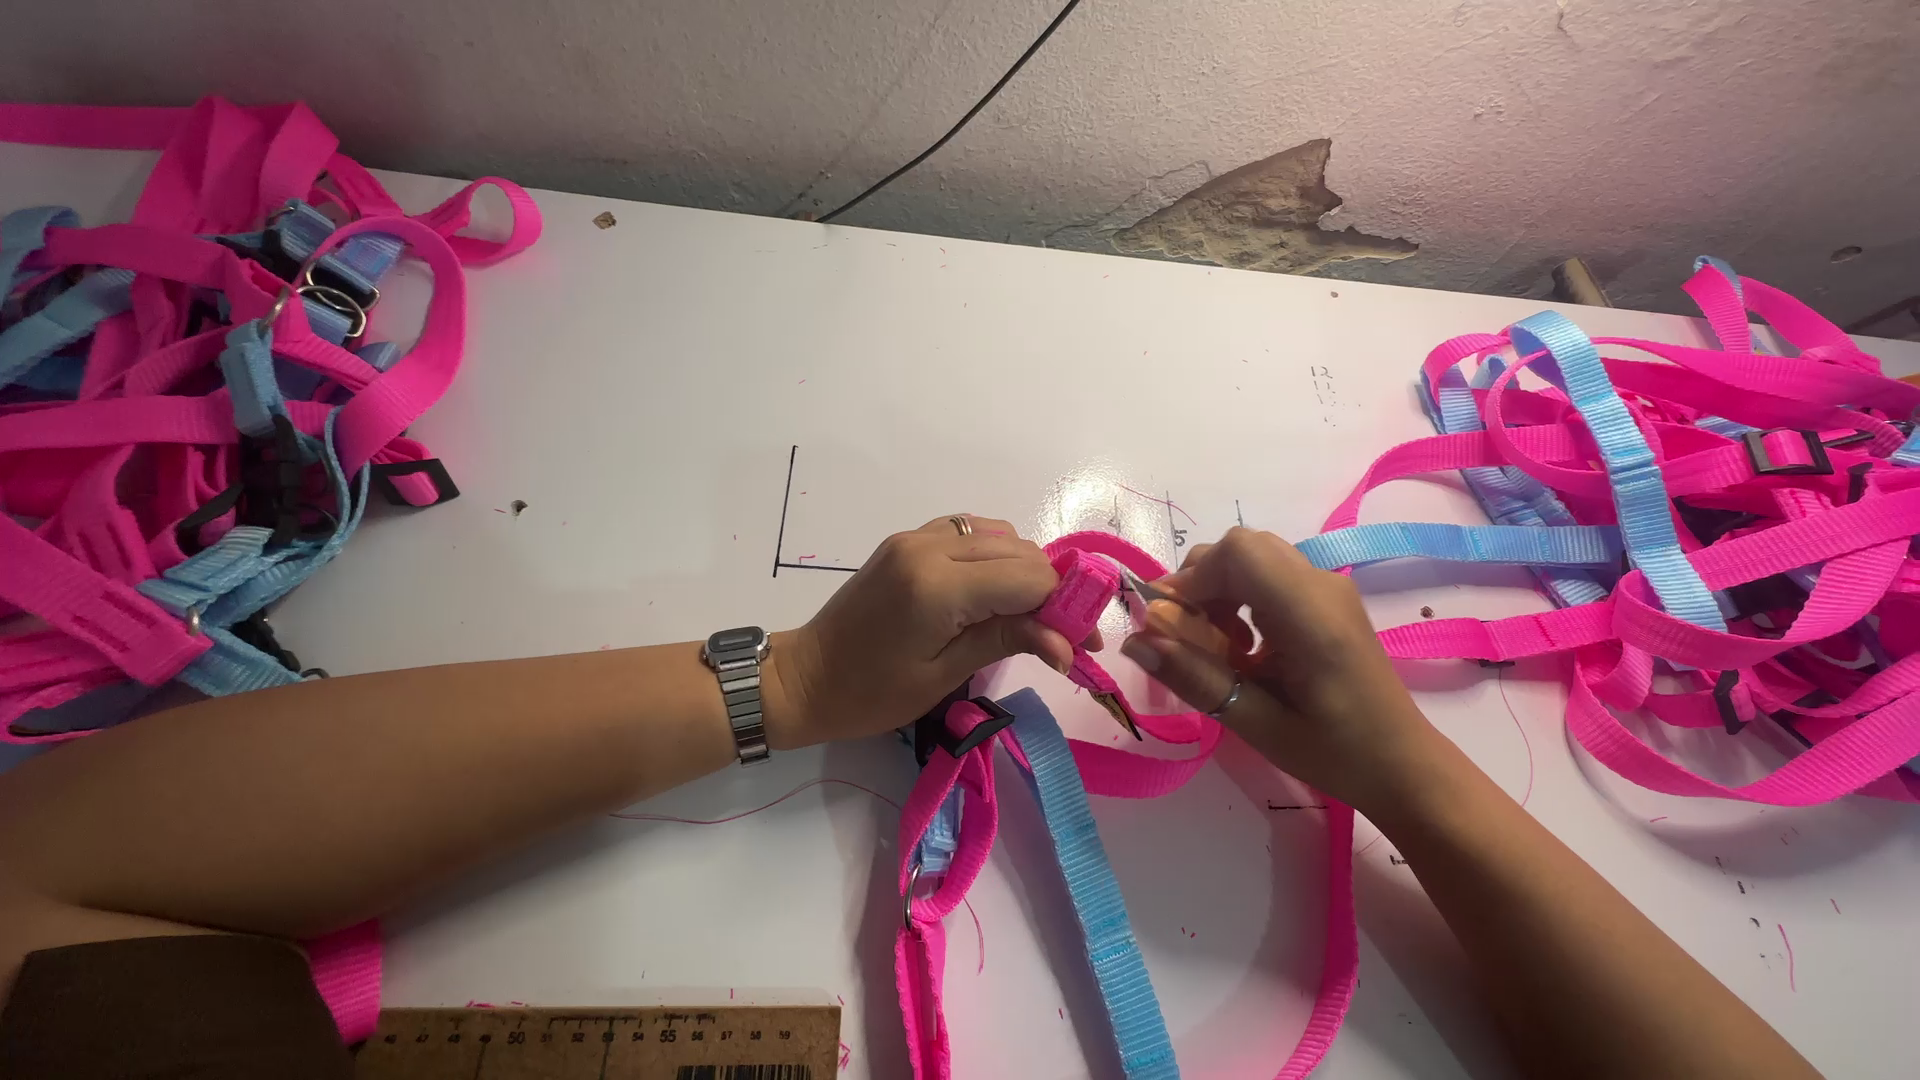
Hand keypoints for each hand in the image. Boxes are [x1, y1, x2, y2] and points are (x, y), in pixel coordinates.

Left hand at [765, 515, 1091, 748]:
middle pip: (1019, 550)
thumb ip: (1008, 641)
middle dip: (1049, 590)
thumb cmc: (871, 693)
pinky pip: (968, 532)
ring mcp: (915, 536)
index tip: (1080, 644)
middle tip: (1059, 636)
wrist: (805, 678)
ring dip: (1022, 570)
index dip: (1064, 606)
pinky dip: (993, 555)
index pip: (1028, 575)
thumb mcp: (944, 674)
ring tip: (1026, 615)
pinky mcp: (907, 540)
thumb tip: (1068, 644)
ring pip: (998, 534)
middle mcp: (929, 546)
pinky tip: (992, 591)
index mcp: (937, 585)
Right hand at [1117, 527, 1439, 811]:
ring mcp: (1328, 588)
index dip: (1192, 577)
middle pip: (1241, 548)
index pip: (1239, 552)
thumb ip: (1195, 678)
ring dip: (1218, 590)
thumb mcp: (1256, 724)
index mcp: (1311, 616)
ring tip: (1217, 646)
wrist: (1403, 765)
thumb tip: (1135, 642)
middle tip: (1187, 636)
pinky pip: (1268, 574)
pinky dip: (1239, 596)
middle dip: (1200, 583)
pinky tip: (1243, 646)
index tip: (1168, 624)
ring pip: (1251, 558)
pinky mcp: (1326, 598)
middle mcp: (1322, 586)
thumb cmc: (1334, 753)